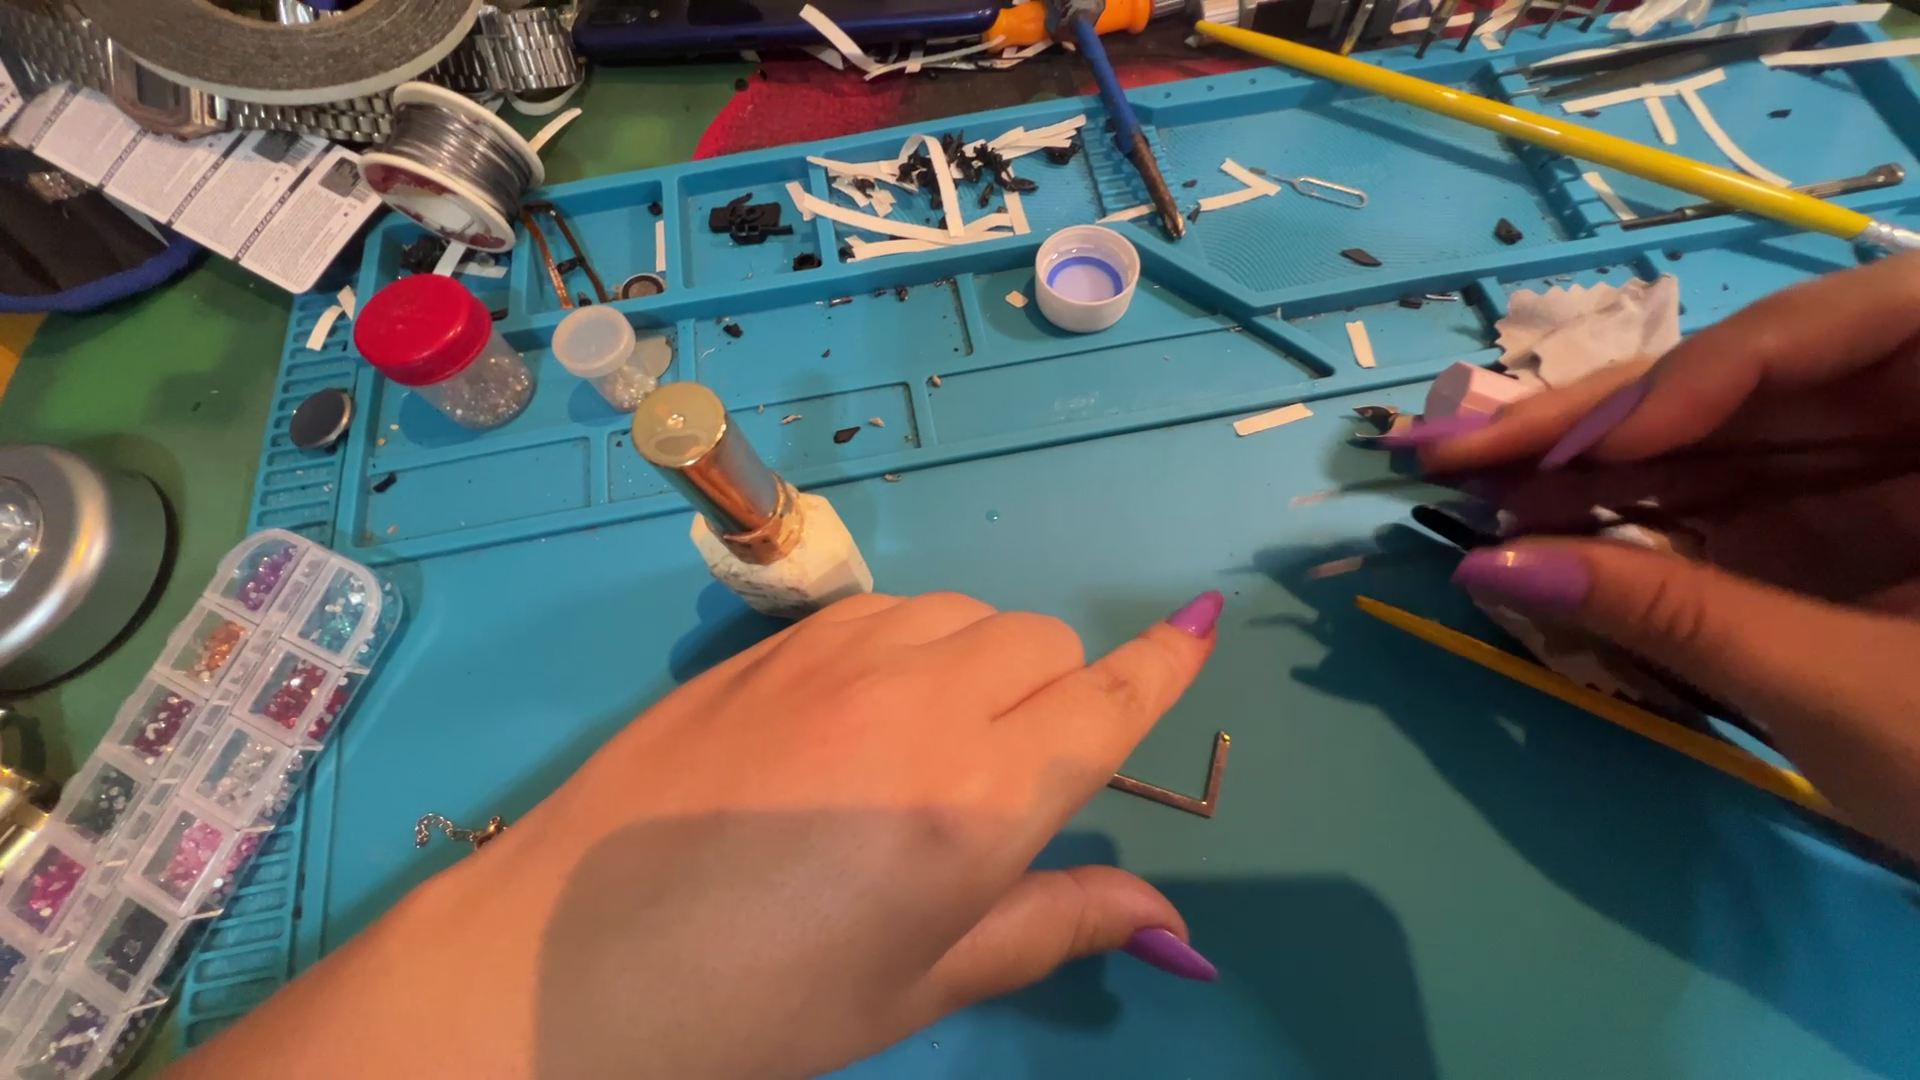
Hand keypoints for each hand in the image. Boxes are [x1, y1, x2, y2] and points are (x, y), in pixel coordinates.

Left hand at [173, 590, 1222, 1079]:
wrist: (562, 959)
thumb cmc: (759, 1004)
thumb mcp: (918, 982)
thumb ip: (1049, 923)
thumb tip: (1162, 914)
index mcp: (974, 797)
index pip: (1104, 702)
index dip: (1164, 665)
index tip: (1203, 624)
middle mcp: (924, 699)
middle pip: (1043, 641)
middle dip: (1057, 689)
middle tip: (1010, 762)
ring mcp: (845, 651)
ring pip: (969, 613)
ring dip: (984, 660)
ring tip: (930, 732)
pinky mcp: (781, 637)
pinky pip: (892, 608)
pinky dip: (915, 642)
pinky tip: (863, 702)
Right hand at [1407, 253, 1919, 857]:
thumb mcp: (1849, 693)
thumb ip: (1666, 614)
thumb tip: (1484, 568)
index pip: (1859, 327)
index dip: (1713, 370)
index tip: (1598, 449)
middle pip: (1737, 379)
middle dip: (1588, 416)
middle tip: (1454, 447)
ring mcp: (1864, 476)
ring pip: (1696, 434)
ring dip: (1570, 458)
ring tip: (1461, 476)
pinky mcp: (1810, 526)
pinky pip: (1692, 493)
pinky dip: (1601, 505)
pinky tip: (1520, 511)